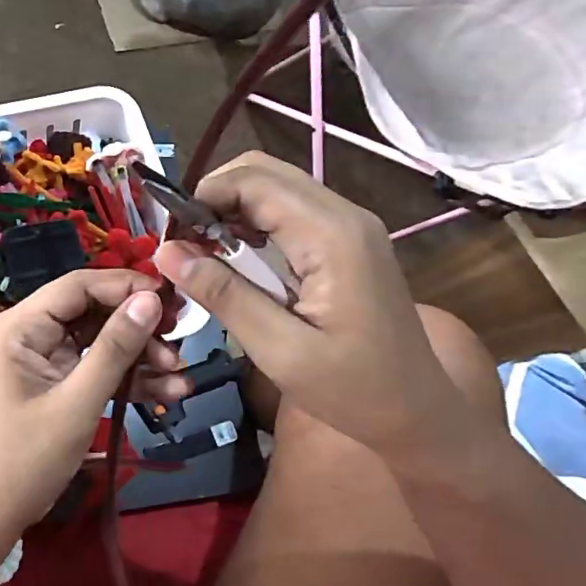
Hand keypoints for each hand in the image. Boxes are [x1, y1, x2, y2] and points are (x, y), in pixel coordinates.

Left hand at [0, 269, 184, 581]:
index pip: (79, 285)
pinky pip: (96, 367)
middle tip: (179, 339)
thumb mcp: (77, 403)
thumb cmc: (26, 459)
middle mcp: (30, 333)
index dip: (126, 286)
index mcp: (20, 327)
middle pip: (93, 311)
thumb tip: (151, 300)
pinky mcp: (56, 382)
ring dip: (140, 357)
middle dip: (138, 327)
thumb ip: (115, 349)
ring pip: (101, 340)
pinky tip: (167, 392)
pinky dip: (127, 378)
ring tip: (179, 375)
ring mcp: (43, 358)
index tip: (171, 298)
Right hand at [154, 152, 484, 460]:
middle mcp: (344, 214)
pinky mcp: (347, 240)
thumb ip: (225, 295)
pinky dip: (254, 226)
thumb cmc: (353, 390)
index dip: (203, 197)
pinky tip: (238, 263)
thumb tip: (167, 253)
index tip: (170, 237)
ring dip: (232, 211)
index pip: (253, 181)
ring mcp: (350, 224)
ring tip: (204, 256)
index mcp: (331, 235)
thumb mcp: (280, 351)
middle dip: (214, 199)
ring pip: (274, 188)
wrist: (418, 412)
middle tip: (185, 246)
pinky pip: (290, 212)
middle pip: (263, 173)